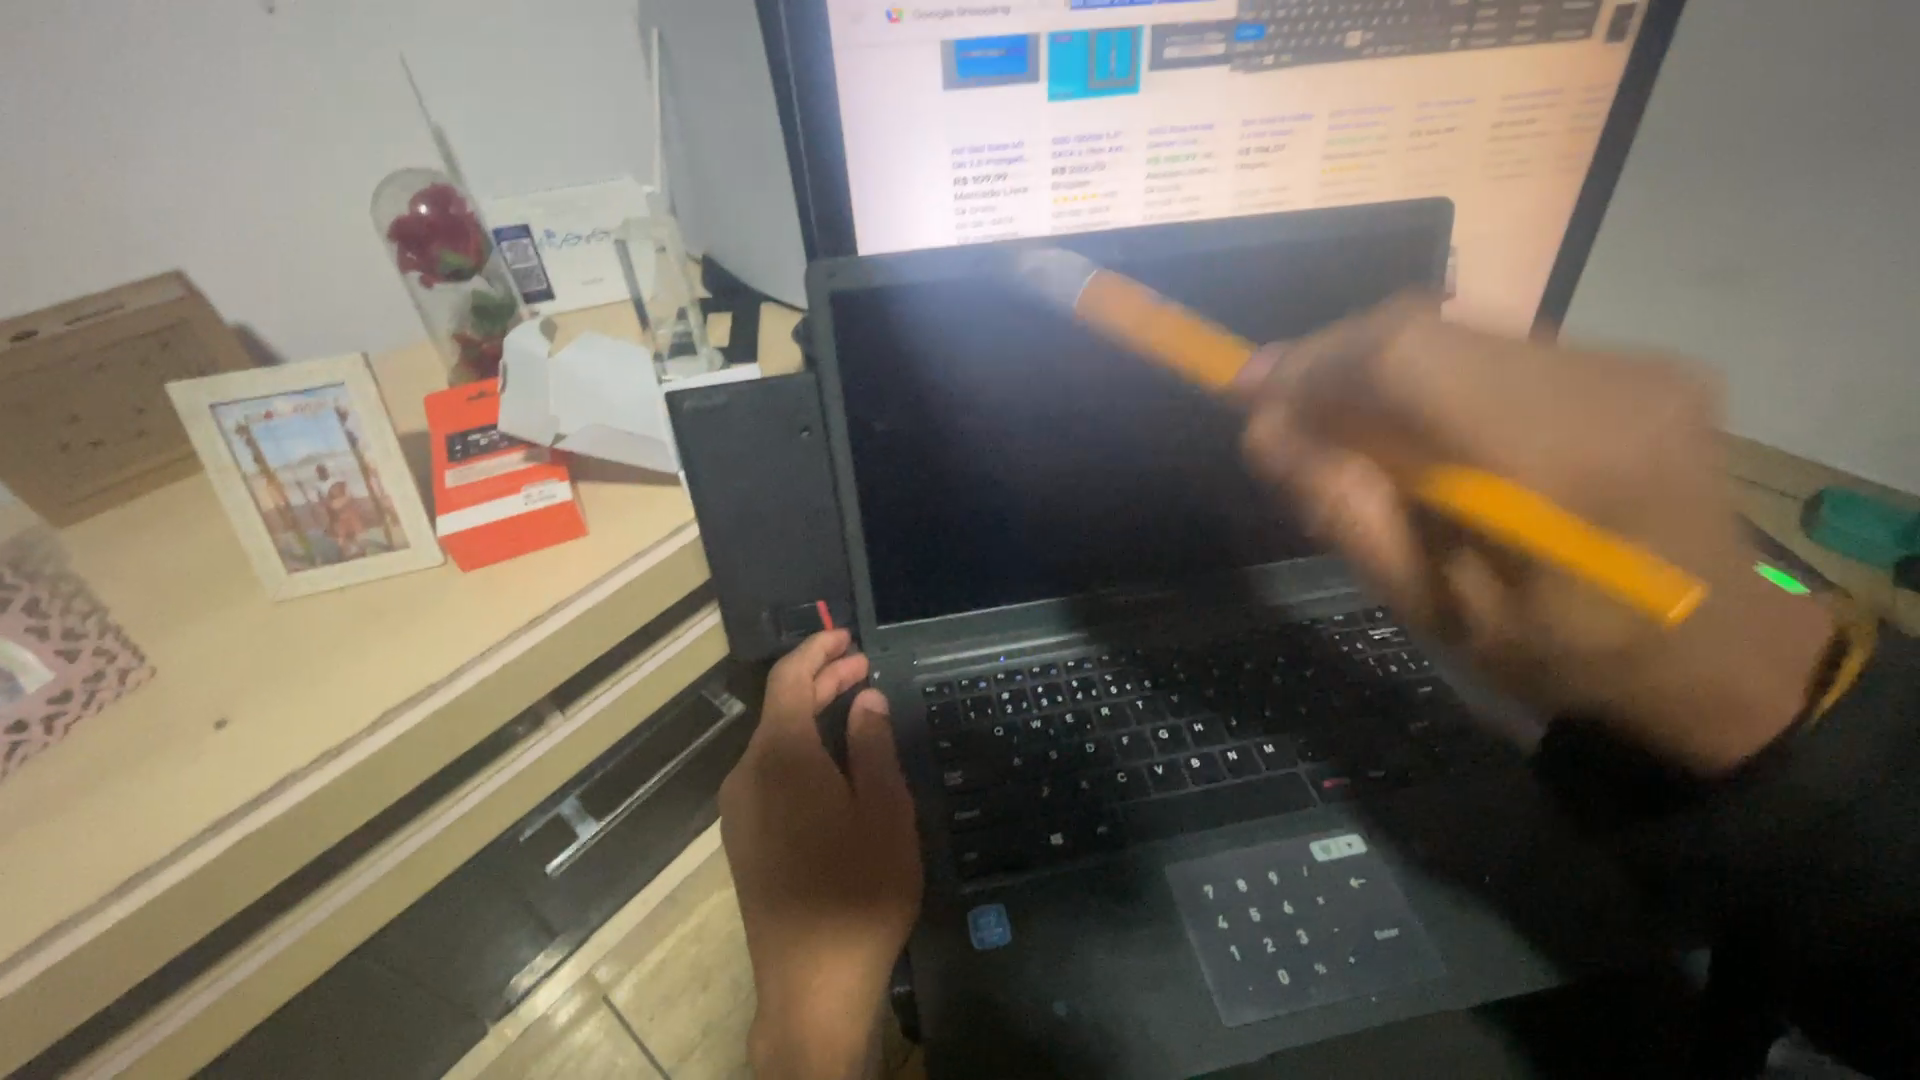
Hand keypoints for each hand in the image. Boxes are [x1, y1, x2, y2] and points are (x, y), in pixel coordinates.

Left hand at [720, 630, 921, 1079]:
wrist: (811, 985)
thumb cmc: (859, 890)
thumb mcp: (885, 810)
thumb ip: (871, 744)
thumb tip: (864, 698)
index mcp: (781, 757)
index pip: (789, 680)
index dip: (818, 651)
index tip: (849, 637)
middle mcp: (747, 774)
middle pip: (780, 708)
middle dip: (820, 682)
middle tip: (865, 669)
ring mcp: (739, 809)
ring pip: (773, 741)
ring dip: (812, 716)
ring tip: (855, 710)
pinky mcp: (742, 838)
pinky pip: (768, 771)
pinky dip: (799, 749)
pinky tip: (832, 762)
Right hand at [1237, 296, 1834, 773]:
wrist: (1719, 655)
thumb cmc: (1559, 654)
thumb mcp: (1427, 606)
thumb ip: (1343, 509)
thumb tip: (1261, 428)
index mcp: (1555, 464)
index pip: (1405, 355)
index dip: (1311, 360)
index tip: (1245, 390)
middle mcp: (1604, 385)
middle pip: (1424, 327)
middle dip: (1332, 361)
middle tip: (1280, 410)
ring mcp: (1632, 364)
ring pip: (1457, 331)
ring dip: (1378, 368)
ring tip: (1340, 423)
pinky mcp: (1637, 362)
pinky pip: (1495, 347)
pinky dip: (1431, 375)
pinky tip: (1418, 426)